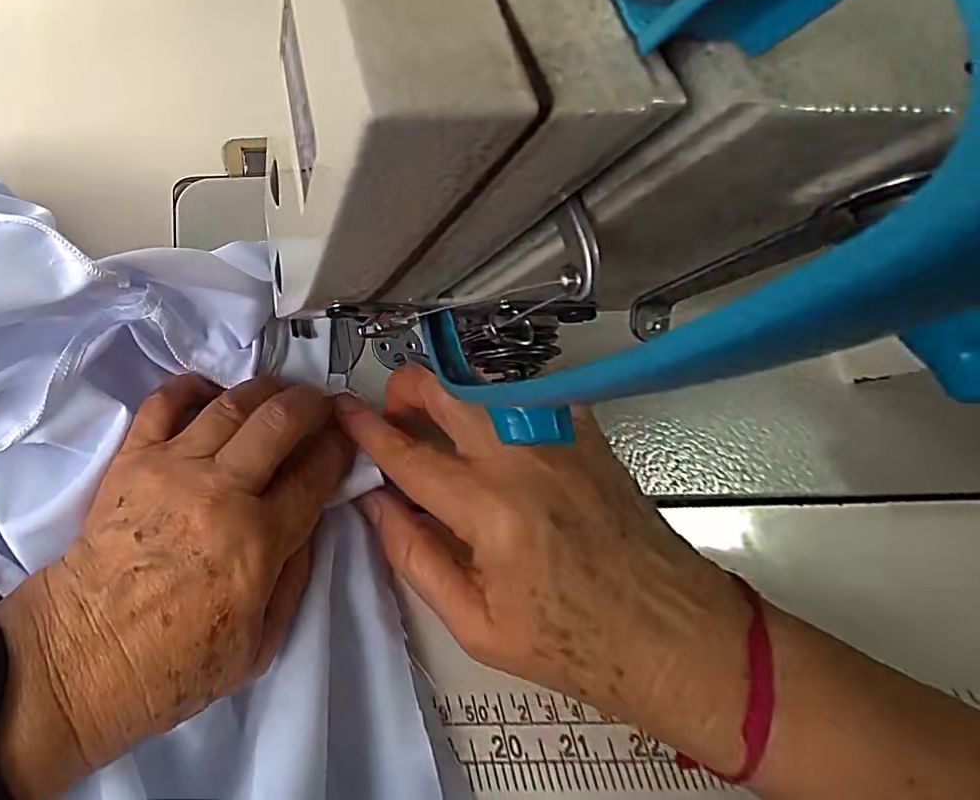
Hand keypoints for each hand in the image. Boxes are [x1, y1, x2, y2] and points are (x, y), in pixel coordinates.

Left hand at [0, 374, 353, 788]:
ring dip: (261, 389)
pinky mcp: (132, 457)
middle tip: (320, 400)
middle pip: (275, 426)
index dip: (335, 452)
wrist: (92, 643)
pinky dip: (186, 386)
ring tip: (278, 386)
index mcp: (257, 540)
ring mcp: (171, 466)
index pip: (311, 479)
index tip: (345, 437)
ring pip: (227, 407)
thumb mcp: (261, 643)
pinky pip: (161, 405)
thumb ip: (292, 575)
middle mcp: (219, 490)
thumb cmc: (177, 659)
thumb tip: (310, 520)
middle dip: (308, 405)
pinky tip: (207, 385)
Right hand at [338, 367, 752, 774]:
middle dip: (403, 389)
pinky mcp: (588, 442)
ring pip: (481, 384)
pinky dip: (492, 406)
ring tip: (438, 429)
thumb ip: (410, 554)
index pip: (405, 452)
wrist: (698, 652)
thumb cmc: (579, 647)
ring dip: (446, 396)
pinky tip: (490, 441)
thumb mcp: (475, 625)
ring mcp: (561, 445)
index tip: (338, 409)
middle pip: (444, 389)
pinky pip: (523, 398)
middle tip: (394, 418)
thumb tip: (373, 500)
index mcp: (490, 512)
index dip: (363, 427)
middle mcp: (523, 463)